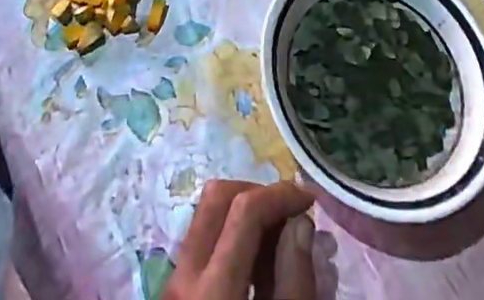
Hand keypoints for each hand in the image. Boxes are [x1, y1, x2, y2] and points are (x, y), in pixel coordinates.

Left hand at [160, 180, 315, 299]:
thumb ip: (294, 280)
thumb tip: (300, 224)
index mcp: (211, 288)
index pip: (244, 211)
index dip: (281, 195)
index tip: (310, 200)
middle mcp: (184, 273)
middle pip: (217, 197)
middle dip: (259, 194)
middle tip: (292, 215)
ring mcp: (173, 279)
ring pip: (207, 215)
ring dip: (247, 216)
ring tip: (282, 243)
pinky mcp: (174, 287)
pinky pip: (203, 243)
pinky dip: (233, 239)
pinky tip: (260, 266)